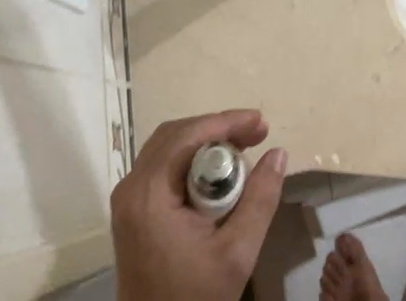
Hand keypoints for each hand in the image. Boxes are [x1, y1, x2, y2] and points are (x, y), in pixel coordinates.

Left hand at [111, 109, 286, 300]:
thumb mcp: (237, 252)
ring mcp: (127, 199)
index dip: (226, 122)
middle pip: (175, 135)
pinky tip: (217, 170)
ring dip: (204, 141)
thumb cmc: (195, 296)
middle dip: (217, 128)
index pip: (188, 136)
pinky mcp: (131, 211)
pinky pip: (161, 166)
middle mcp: (131, 188)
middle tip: (256, 134)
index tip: (261, 123)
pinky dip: (190, 159)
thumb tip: (278, 154)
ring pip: (167, 147)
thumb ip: (259, 200)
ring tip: (242, 147)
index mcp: (149, 194)